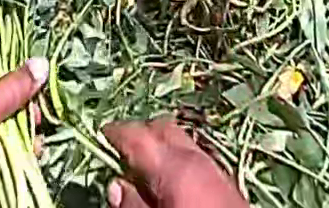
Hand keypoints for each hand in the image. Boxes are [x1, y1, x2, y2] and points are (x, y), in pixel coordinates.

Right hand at [104, 119, 247, 207]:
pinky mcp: (228, 182)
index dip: (116, 133)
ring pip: (181, 141)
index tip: (100, 134)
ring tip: (145, 166)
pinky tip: (173, 179)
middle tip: (121, 150)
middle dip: (141, 133)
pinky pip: (197, 156)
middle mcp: (195, 156)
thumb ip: (134, 204)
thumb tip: (115, 185)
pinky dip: (179, 158)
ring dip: (162, 145)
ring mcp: (214, 166)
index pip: (138, 136)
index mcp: (174, 165)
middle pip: (162, 129)